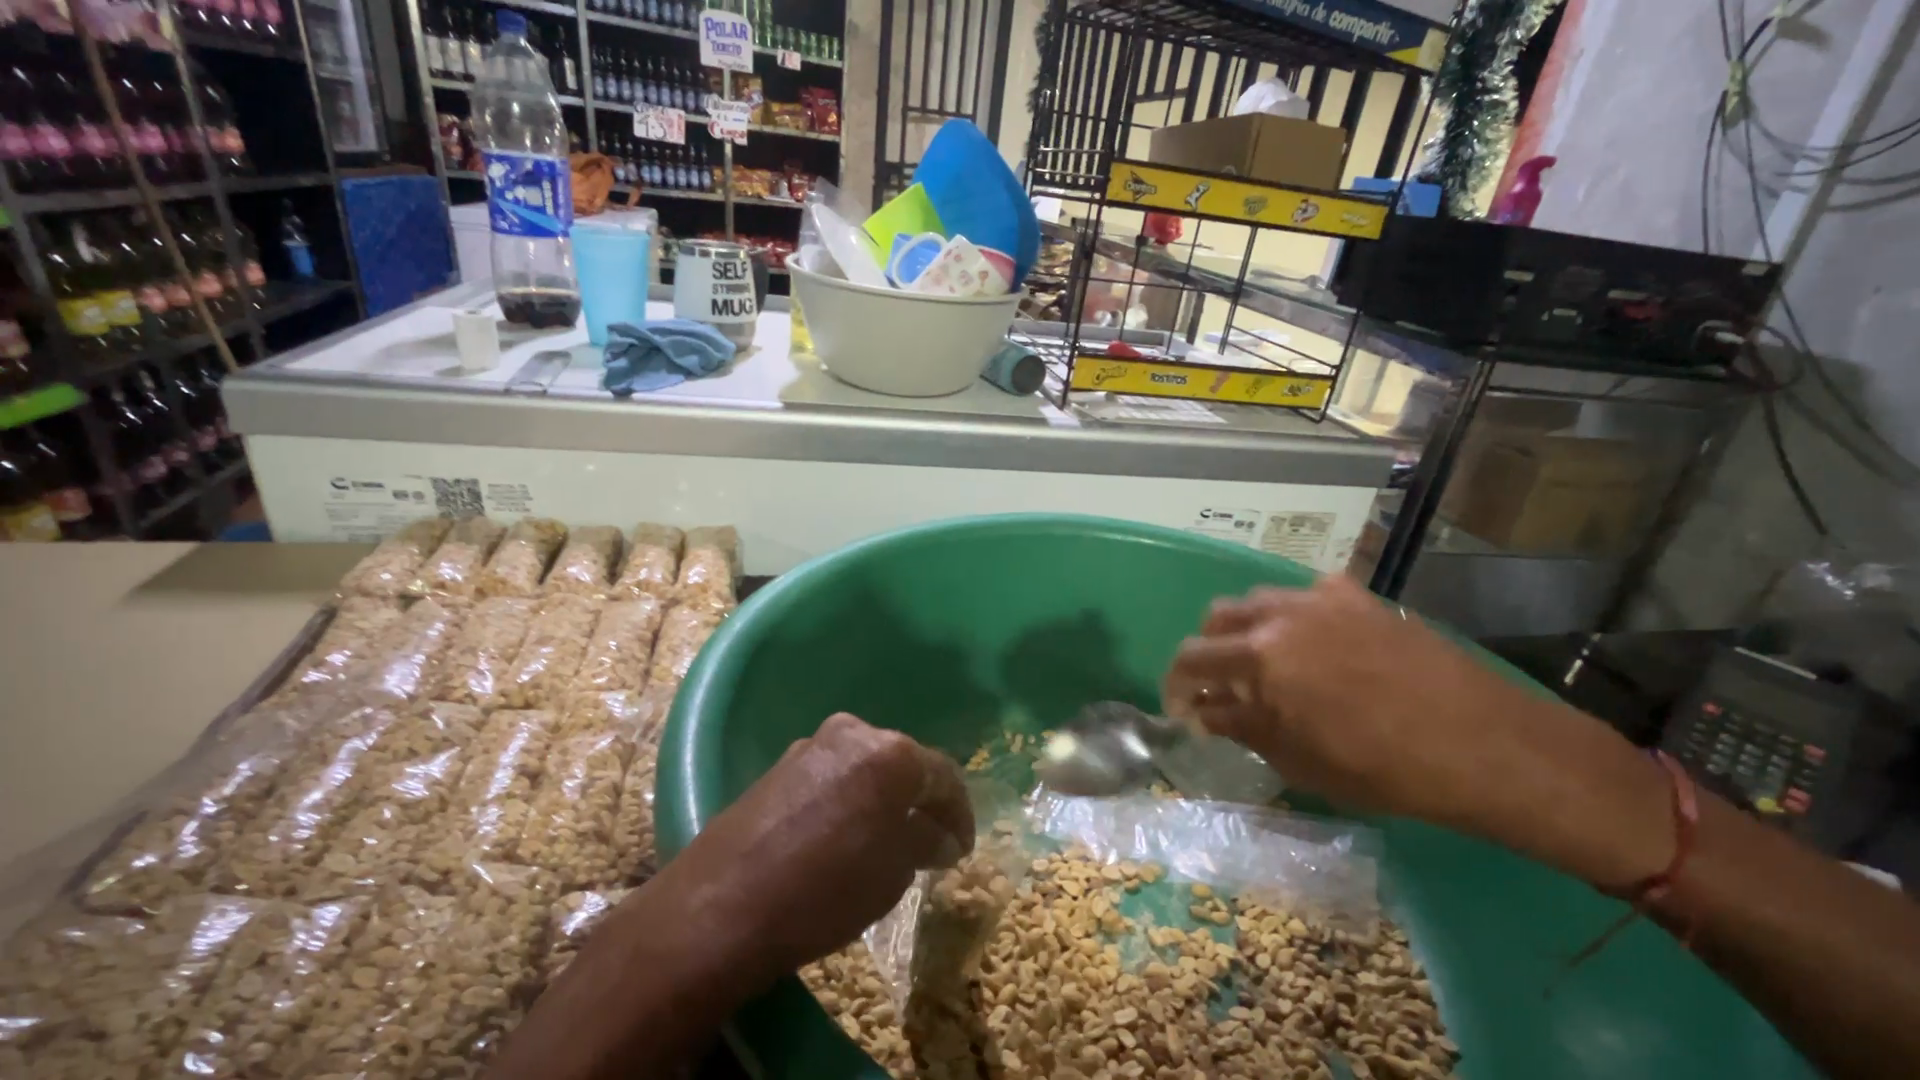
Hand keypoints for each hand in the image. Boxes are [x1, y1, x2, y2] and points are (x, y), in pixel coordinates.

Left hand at [648, 712, 974, 976]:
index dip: (959, 815)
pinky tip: (845, 838)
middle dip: (919, 803)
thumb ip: (925, 840)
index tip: (962, 849)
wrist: (721, 907)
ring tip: (886, 844)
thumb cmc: (825, 892)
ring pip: (864, 770)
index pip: (943, 776)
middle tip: (930, 844)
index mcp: (891, 753)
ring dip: (881, 801)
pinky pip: (831, 778)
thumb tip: (939, 834)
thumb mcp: (894, 873)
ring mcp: (809, 746)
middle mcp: (852, 734)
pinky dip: (848, 801)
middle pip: (902, 764)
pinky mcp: (777, 766)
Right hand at [1162, 576, 1671, 885]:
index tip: (1182, 710)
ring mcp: (1326, 601)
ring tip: (1263, 665)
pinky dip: (1295, 617)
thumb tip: (1206, 711)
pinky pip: (1308, 596)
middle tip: (1218, 688)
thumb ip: (1243, 727)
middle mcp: (1284, 615)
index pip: (1192, 661)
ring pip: (1260, 601)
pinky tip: (1315, 645)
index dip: (1177, 687)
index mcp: (1261, 658)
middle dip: (1207, 653)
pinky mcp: (1362, 600)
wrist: (1483, 745)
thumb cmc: (1383, 769)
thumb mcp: (1299, 761)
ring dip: (1246, 631)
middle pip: (1218, 620)